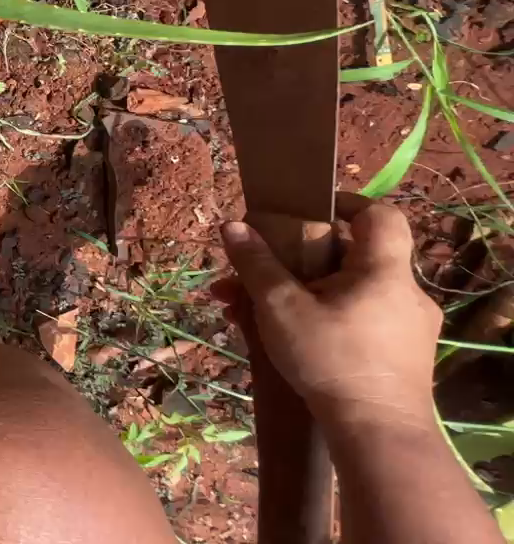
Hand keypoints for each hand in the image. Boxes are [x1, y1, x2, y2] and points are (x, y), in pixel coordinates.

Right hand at [217, 193, 442, 433]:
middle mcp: (402, 292)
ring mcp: (402, 322)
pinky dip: (307, 309)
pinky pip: (347, 311)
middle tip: (246, 267)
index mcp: (383, 274)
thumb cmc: (329, 357)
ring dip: (287, 286)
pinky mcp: (394, 347)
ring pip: (338, 286)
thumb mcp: (278, 304)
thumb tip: (232, 224)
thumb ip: (255, 262)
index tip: (303, 208)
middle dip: (288, 255)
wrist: (376, 431)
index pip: (381, 216)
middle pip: (346, 253)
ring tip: (237, 303)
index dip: (344, 203)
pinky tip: (266, 327)